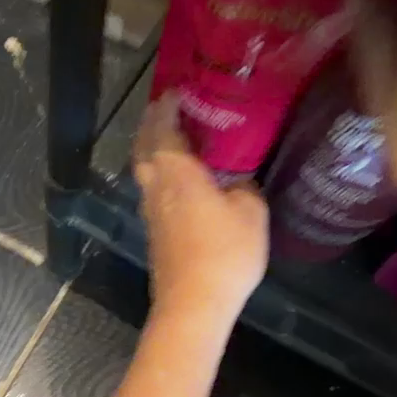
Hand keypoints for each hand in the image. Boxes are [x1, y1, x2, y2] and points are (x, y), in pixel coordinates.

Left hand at [132, 95, 268, 326]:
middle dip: (152, 125)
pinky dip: (161, 176)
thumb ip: (245, 188)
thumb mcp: (252, 213)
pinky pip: (153, 193)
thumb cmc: (225, 253)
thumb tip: (239, 183)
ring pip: (145, 172)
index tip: (175, 91)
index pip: (163, 128)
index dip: (167, 107)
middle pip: (144, 148)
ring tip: (173, 141)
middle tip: (167, 110)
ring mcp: (151, 213)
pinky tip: (178, 182)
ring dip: (153, 151)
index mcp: (177, 172)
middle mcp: (156, 187)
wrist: (193, 305)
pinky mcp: (154, 235)